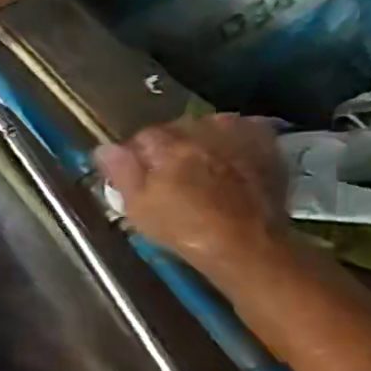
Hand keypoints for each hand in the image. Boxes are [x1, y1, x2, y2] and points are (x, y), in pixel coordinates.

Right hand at [93, 114, 292, 275]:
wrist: (246, 244)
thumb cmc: (184, 229)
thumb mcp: (138, 208)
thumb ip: (120, 172)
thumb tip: (104, 148)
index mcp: (167, 146)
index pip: (141, 137)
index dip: (135, 157)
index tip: (135, 176)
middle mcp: (202, 132)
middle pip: (176, 128)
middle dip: (168, 146)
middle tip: (167, 175)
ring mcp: (237, 136)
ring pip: (208, 125)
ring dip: (200, 139)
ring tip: (199, 165)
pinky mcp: (266, 145)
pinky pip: (243, 128)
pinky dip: (232, 138)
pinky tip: (228, 156)